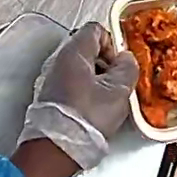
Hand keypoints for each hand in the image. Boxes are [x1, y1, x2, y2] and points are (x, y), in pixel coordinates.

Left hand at [18, 22, 139, 169]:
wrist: (56, 147)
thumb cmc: (86, 116)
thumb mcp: (117, 91)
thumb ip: (127, 68)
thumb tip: (127, 59)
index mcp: (74, 52)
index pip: (95, 29)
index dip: (112, 44)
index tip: (119, 64)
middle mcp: (58, 59)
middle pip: (87, 48)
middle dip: (105, 63)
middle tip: (116, 83)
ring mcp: (51, 77)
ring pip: (80, 67)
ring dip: (96, 79)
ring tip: (106, 99)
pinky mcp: (49, 94)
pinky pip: (71, 82)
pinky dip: (84, 90)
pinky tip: (92, 109)